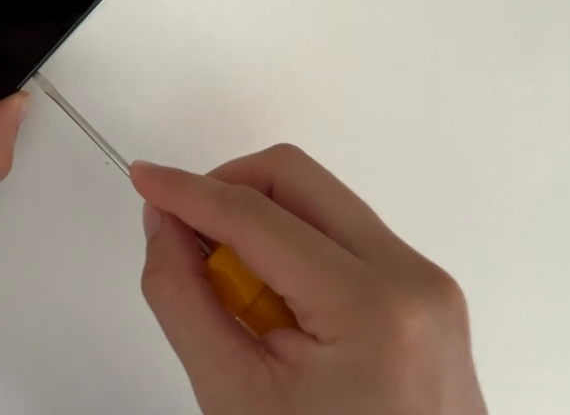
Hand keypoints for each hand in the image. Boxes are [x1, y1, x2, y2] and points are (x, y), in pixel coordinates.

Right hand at [132, 147, 484, 414]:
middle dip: (226, 190)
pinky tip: (276, 305)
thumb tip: (163, 220)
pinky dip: (289, 244)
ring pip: (314, 196)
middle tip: (189, 237)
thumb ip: (180, 294)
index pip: (254, 214)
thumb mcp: (232, 394)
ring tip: (240, 294)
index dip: (187, 190)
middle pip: (292, 176)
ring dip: (257, 221)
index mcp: (372, 308)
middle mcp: (412, 278)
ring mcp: (426, 282)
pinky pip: (337, 229)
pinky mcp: (424, 292)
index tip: (143, 177)